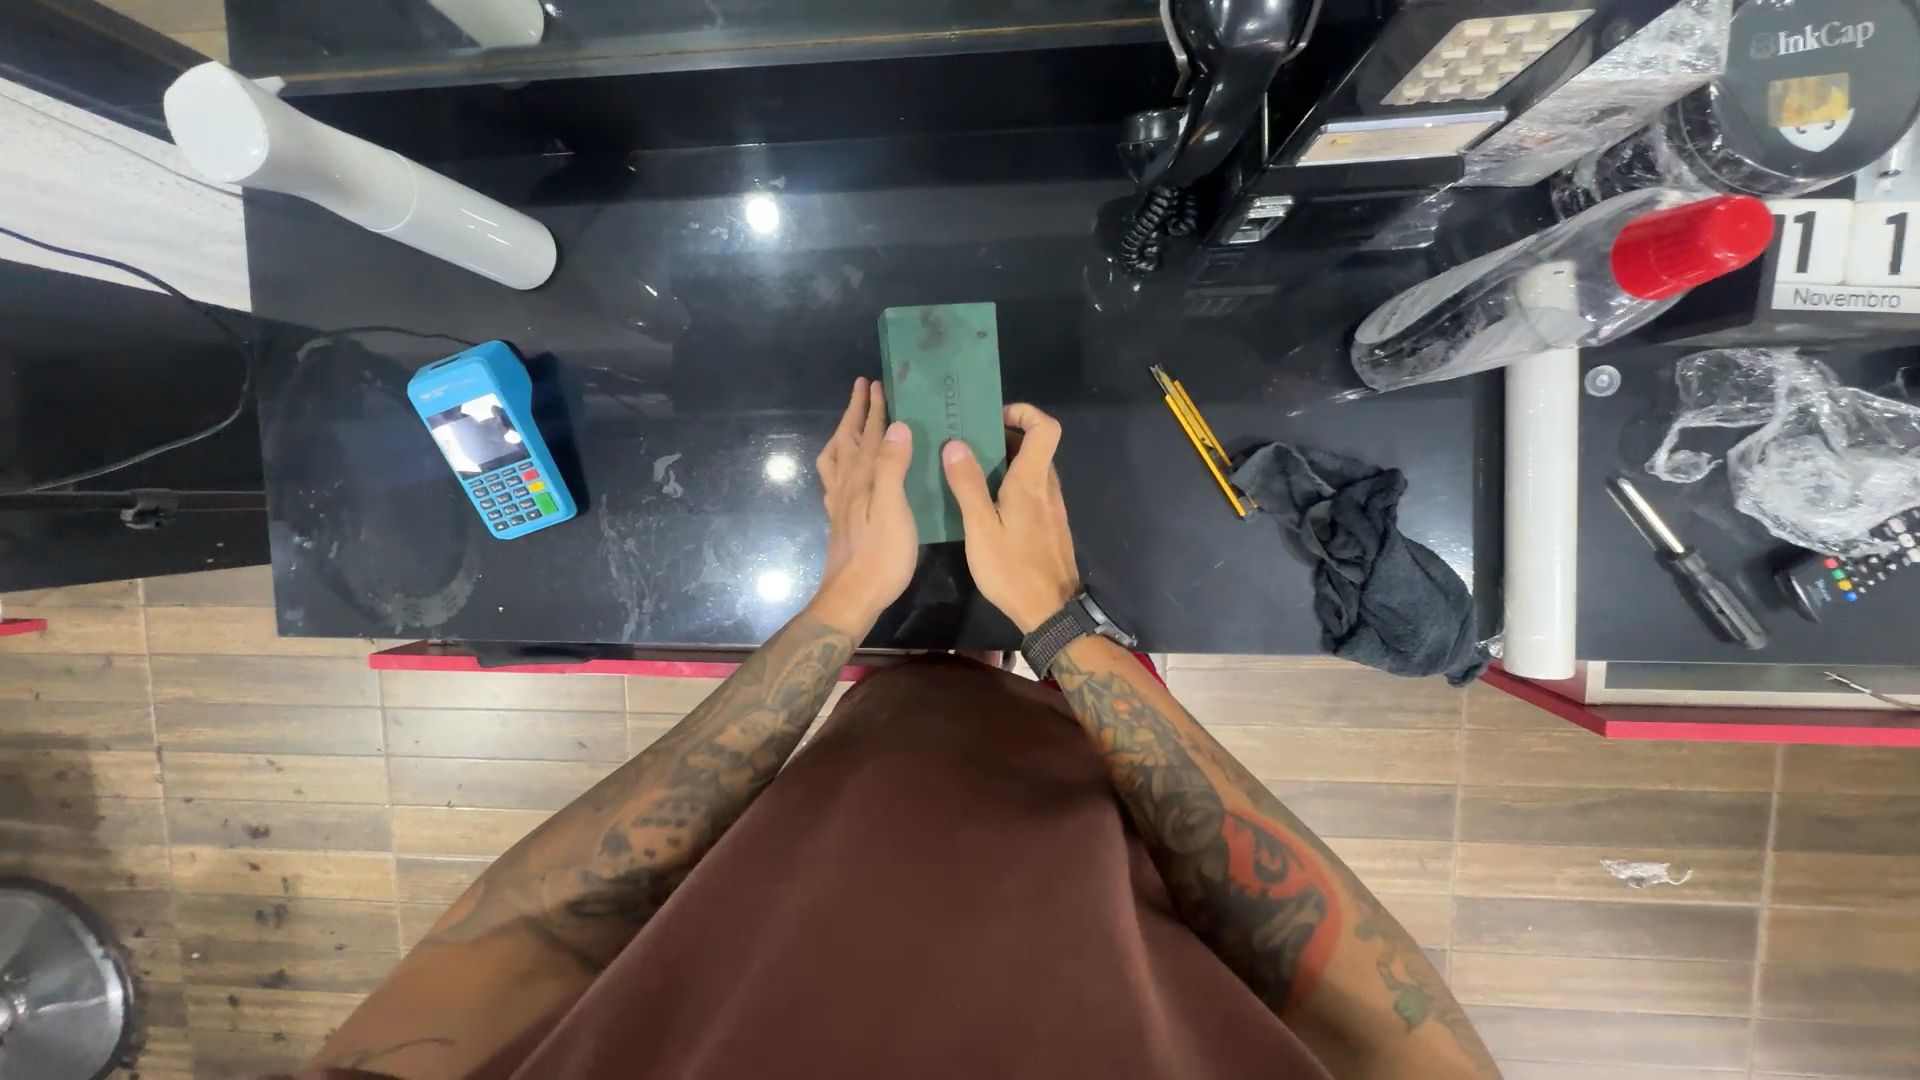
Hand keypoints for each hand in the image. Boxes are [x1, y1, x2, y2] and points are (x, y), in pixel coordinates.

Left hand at [811, 377, 917, 637]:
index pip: (869, 436)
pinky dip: (840, 464)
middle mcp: (845, 485)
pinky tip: (846, 471)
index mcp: (860, 479)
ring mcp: (840, 503)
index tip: (878, 385)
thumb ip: (892, 467)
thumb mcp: (894, 509)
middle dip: (856, 413)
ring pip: (836, 459)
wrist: (852, 596)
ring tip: (851, 422)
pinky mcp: (841, 520)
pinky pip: (836, 480)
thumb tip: (897, 426)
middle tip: (863, 388)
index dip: (874, 410)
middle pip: (848, 440)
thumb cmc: (881, 556)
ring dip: (844, 434)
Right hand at [941, 403, 1080, 633]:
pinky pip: (1032, 493)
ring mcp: (1052, 508)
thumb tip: (956, 444)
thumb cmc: (1013, 569)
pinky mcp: (1049, 527)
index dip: (1024, 413)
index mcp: (1032, 481)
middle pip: (1034, 447)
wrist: (1050, 612)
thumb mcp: (981, 528)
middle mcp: (1047, 488)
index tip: (994, 417)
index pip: (1045, 428)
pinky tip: (986, 505)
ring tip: (969, 472)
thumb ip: (968, 485)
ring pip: (1032, 471)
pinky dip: (1011, 486)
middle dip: (1003, 437)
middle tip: (968, 444)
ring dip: (1005, 464)